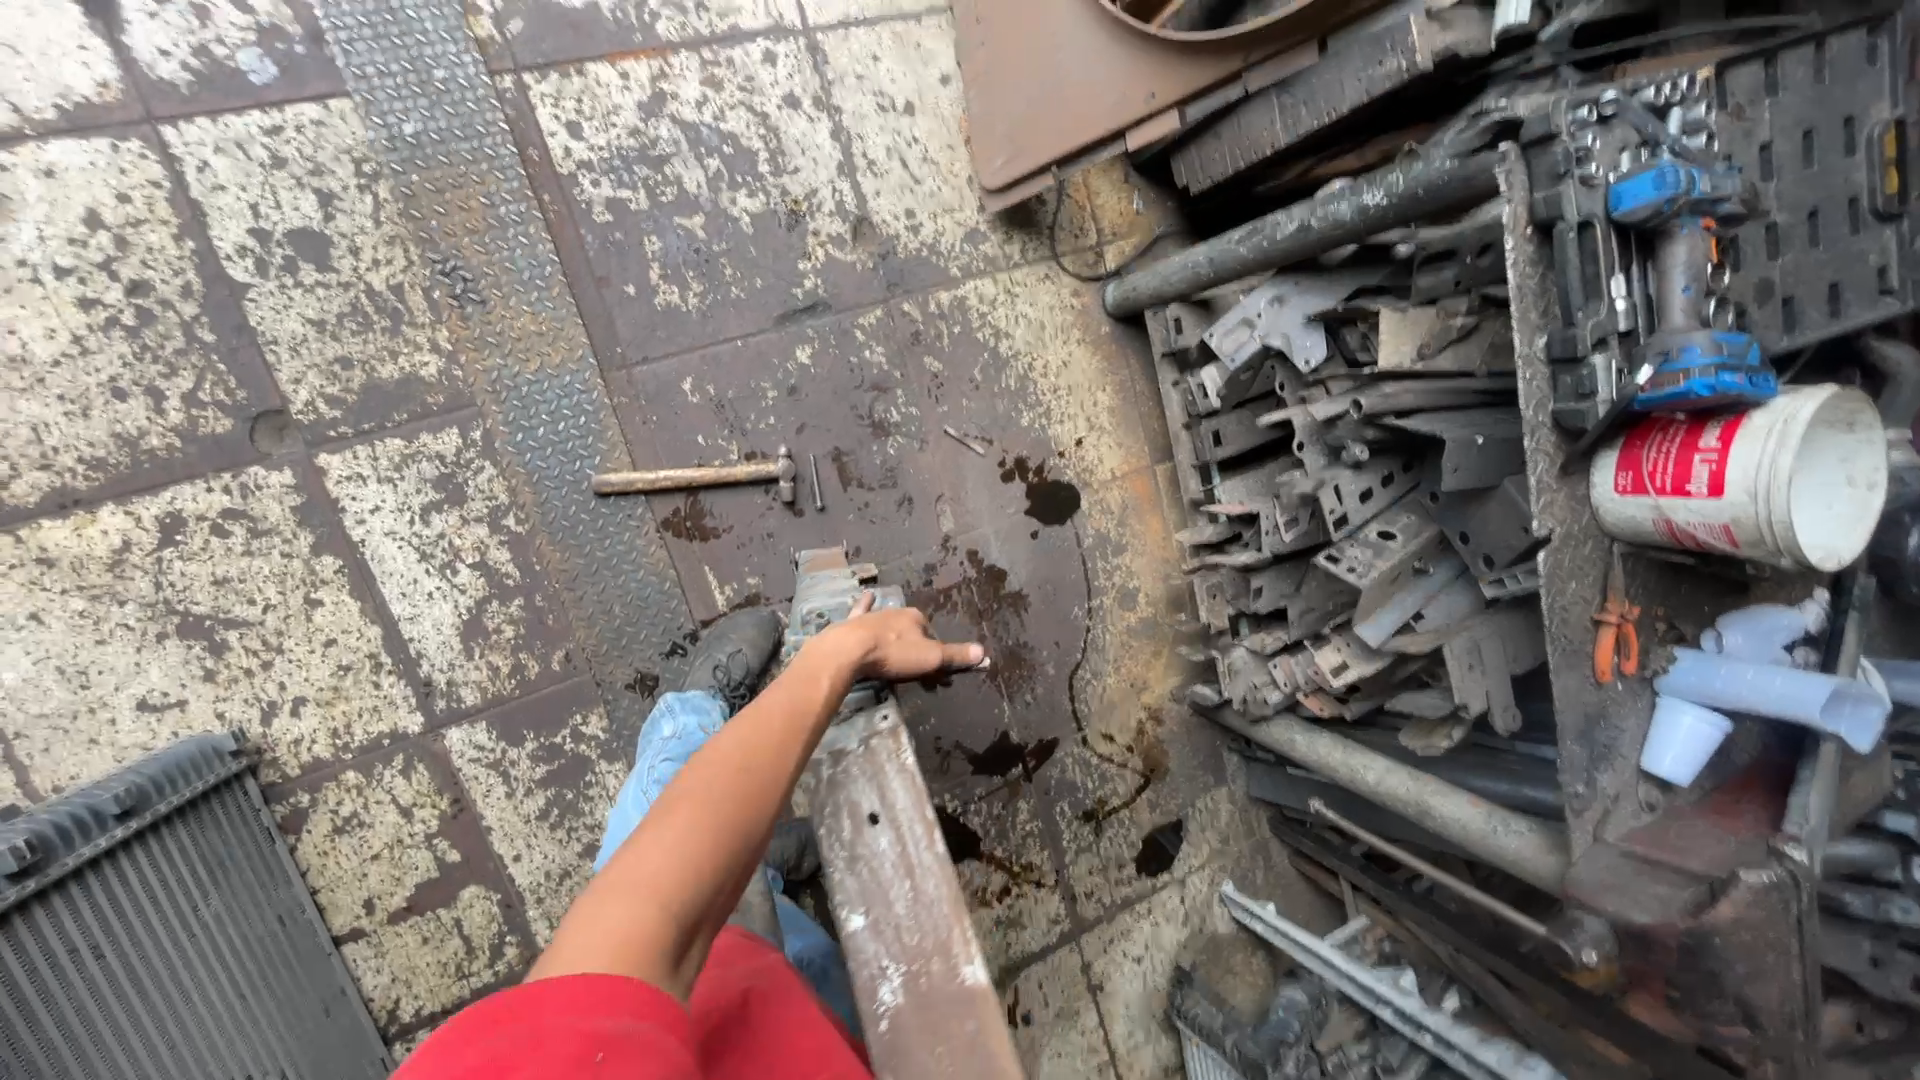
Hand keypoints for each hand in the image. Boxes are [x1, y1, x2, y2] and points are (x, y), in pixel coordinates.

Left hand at [817, 592, 987, 681]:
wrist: (850, 650)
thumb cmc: (894, 653)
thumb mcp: (931, 658)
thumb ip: (956, 655)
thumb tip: (984, 653)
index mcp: (917, 617)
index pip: (932, 635)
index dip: (934, 653)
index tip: (931, 671)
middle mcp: (897, 611)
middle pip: (911, 630)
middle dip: (914, 645)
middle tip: (911, 668)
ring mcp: (874, 615)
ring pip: (889, 623)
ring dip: (893, 633)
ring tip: (893, 649)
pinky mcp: (854, 622)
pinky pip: (862, 609)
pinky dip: (865, 603)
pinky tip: (867, 595)